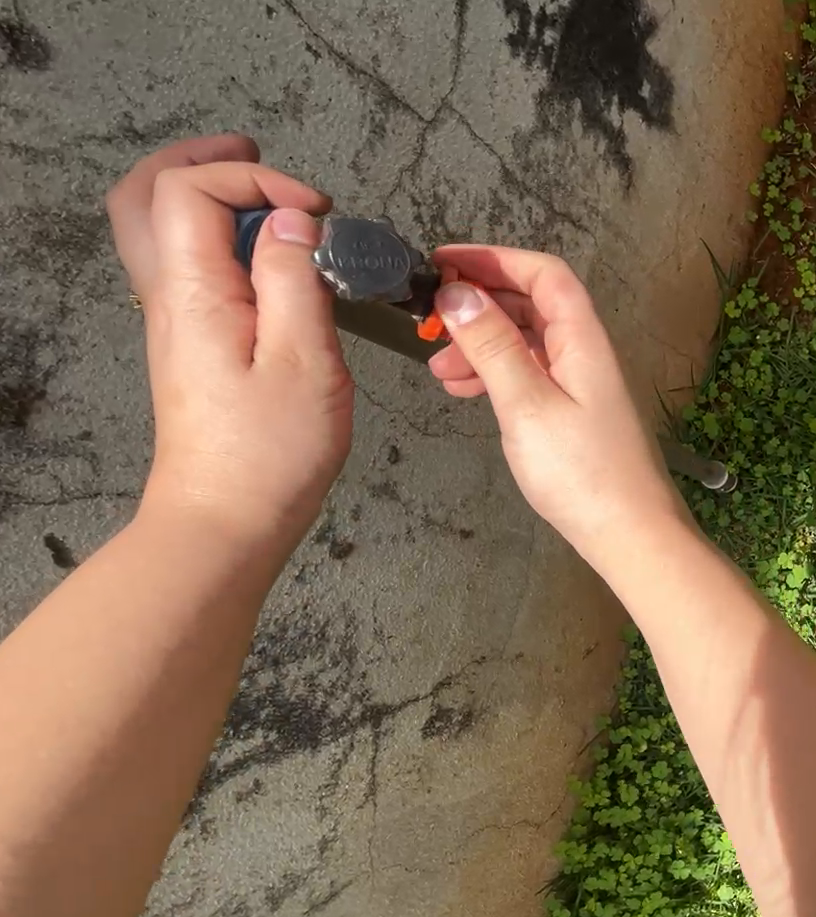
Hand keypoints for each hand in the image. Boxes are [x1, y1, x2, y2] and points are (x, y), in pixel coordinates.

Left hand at [107, 135, 352, 551]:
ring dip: (202, 196)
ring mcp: (177, 321)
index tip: (321, 212)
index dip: (253, 180)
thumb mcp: (305, 360)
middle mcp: (170, 296)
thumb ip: (296, 283)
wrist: (232, 509)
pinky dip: (217, 238)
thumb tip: (293, 223)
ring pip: (158, 230)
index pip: (190, 193)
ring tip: (265, 198)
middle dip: (200, 163)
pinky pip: (188, 267)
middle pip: (146, 198)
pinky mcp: (197, 345)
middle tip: (260, 158)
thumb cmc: (276, 442)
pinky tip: (267, 258)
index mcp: (194, 291)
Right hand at [425, 246, 686, 564]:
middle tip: (428, 324)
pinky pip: (534, 377)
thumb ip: (494, 346)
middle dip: (480, 307)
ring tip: (440, 370)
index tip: (439, 264)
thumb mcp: (528, 404)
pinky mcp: (579, 415)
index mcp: (586, 343)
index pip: (547, 275)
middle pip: (534, 307)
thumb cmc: (583, 472)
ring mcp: (586, 386)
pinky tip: (466, 392)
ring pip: (529, 344)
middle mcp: (590, 356)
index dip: (495, 259)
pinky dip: (499, 376)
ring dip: (482, 346)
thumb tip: (460, 291)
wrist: (630, 533)